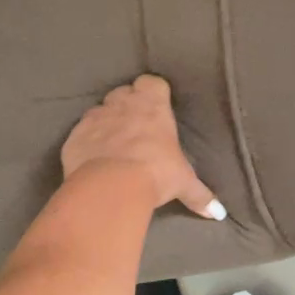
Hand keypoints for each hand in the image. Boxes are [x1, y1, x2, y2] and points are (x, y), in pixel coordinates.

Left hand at [60, 75, 224, 218]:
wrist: (109, 188)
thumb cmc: (155, 173)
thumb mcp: (183, 183)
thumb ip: (201, 195)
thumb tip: (220, 213)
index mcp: (153, 107)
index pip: (151, 82)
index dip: (152, 91)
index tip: (156, 106)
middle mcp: (123, 105)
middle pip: (123, 91)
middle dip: (127, 103)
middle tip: (135, 124)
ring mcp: (95, 118)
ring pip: (99, 109)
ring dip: (106, 119)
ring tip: (112, 141)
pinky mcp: (74, 136)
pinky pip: (80, 130)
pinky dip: (86, 138)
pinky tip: (92, 155)